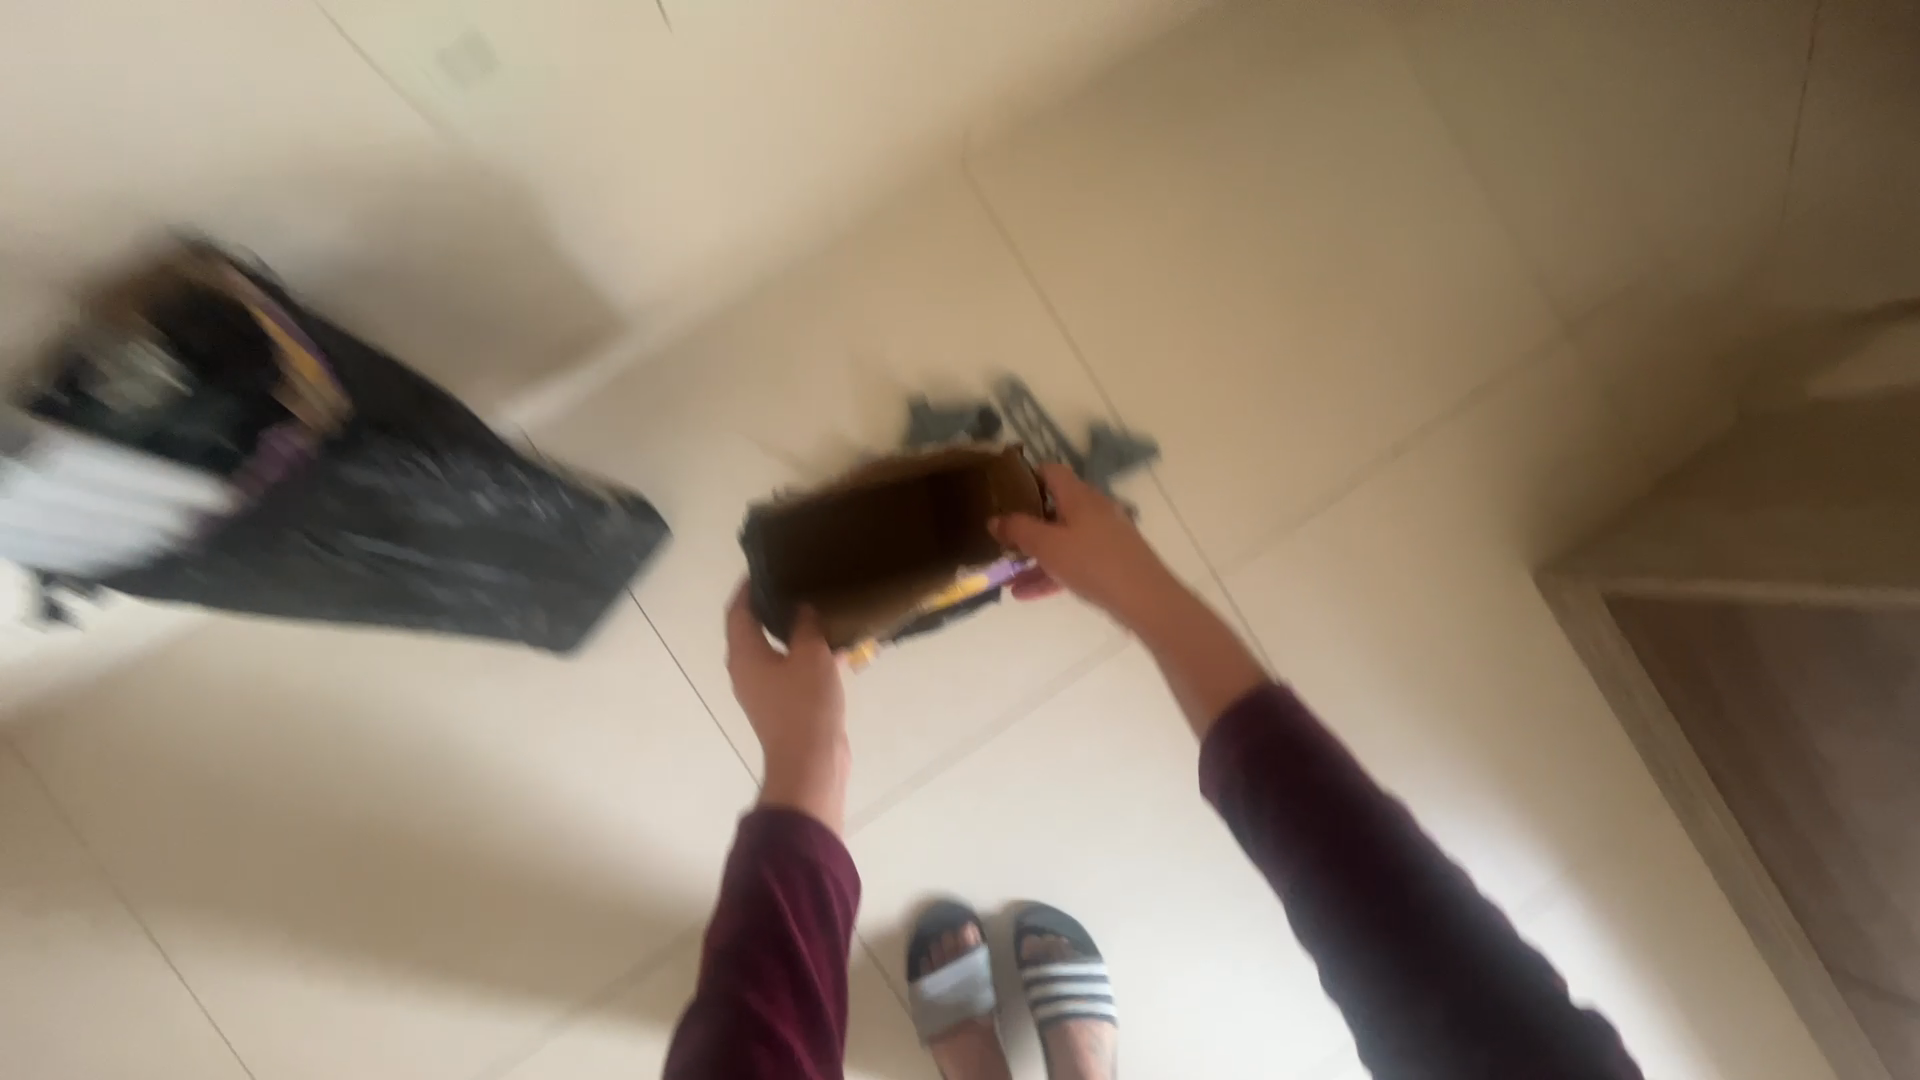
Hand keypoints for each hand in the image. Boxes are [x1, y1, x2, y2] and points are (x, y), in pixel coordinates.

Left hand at [725, 581, 849, 832]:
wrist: (811, 762)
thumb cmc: (805, 704)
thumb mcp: (810, 654)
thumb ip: (805, 625)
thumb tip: (802, 608)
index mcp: (745, 655)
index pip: (738, 612)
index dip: (747, 590)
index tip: (763, 569)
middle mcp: (748, 671)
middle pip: (754, 632)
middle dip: (772, 609)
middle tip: (796, 585)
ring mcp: (766, 691)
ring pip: (778, 652)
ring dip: (796, 634)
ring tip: (820, 611)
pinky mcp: (785, 706)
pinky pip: (794, 672)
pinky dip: (810, 658)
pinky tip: (839, 649)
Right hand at [991, 464, 1185, 628]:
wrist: (1145, 598)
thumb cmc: (1092, 562)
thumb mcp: (1047, 546)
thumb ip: (1018, 530)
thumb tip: (994, 520)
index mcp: (1079, 496)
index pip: (1051, 472)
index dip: (1027, 476)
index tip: (1004, 491)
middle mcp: (1094, 510)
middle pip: (1055, 508)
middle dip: (1027, 525)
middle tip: (1003, 537)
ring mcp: (1105, 536)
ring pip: (1063, 540)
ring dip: (1035, 556)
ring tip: (1008, 575)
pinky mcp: (1111, 561)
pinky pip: (1074, 562)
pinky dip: (1052, 573)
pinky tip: (1026, 594)